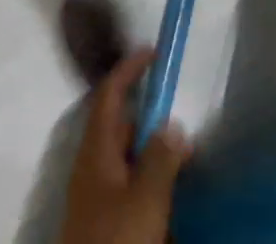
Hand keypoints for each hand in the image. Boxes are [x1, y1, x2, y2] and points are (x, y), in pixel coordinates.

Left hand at [54, 50, 190, 243]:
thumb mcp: (145, 198)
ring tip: (182, 146)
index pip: (109, 95)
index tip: (154, 51)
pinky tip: (170, 185)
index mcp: (95, 151)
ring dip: (151, 144)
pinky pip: (129, 181)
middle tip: (179, 106)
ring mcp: (96, 193)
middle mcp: (92, 166)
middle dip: (147, 109)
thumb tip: (172, 123)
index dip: (129, 69)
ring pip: (125, 154)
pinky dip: (149, 173)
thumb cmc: (116, 240)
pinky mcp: (105, 217)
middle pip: (117, 124)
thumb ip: (161, 158)